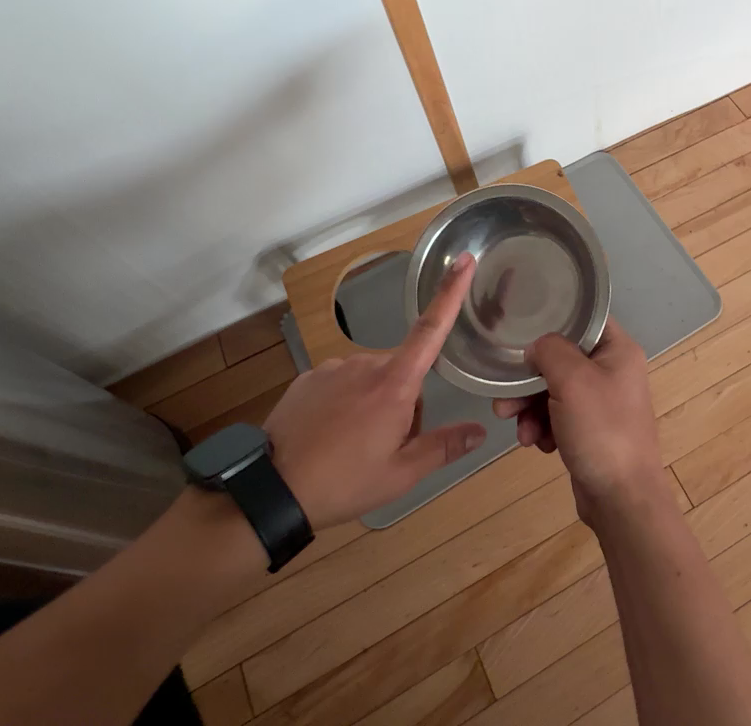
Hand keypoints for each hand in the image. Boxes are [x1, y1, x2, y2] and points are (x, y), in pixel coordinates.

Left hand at [258, 253, 486, 529]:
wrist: (270, 489)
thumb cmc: (344, 481)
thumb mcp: (402, 474)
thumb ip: (443, 447)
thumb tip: (480, 432)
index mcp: (395, 384)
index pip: (431, 330)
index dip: (450, 293)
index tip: (463, 260)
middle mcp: (365, 364)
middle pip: (402, 372)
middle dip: (404, 401)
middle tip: (386, 445)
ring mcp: (332, 368)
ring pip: (371, 379)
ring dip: (373, 403)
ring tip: (353, 446)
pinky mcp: (308, 378)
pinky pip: (341, 383)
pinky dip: (345, 404)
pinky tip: (329, 435)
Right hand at [492, 324, 665, 524]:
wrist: (621, 498)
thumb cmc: (601, 430)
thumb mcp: (572, 380)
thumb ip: (550, 351)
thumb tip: (536, 348)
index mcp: (618, 350)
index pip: (582, 320)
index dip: (552, 323)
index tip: (519, 333)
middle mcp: (612, 371)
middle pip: (561, 360)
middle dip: (529, 382)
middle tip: (506, 401)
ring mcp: (601, 402)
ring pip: (553, 391)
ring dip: (531, 410)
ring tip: (523, 433)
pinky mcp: (590, 430)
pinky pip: (557, 417)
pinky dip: (543, 428)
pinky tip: (538, 445)